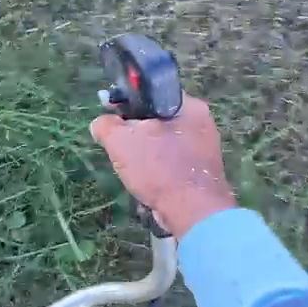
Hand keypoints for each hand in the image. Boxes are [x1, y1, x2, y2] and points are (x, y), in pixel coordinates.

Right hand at [90, 97, 237, 238]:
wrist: (192, 212)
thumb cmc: (159, 168)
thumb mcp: (119, 140)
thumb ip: (105, 124)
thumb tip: (102, 123)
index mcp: (190, 106)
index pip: (151, 94)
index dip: (126, 103)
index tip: (112, 116)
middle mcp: (202, 123)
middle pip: (155, 119)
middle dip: (134, 132)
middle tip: (120, 146)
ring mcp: (205, 148)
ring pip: (162, 141)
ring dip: (144, 151)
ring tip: (132, 166)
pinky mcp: (203, 170)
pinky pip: (171, 160)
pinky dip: (157, 167)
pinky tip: (148, 179)